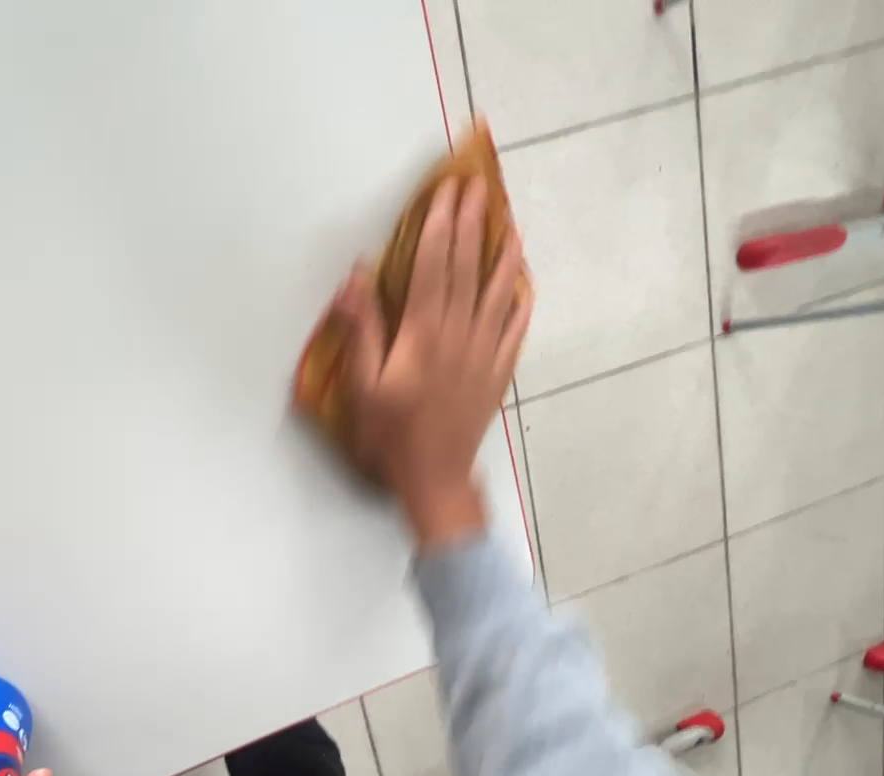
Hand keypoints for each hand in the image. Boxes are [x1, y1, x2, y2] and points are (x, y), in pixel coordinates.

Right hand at [327, 176, 531, 548]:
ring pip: (496, 293)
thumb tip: (360, 275)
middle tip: (478, 188)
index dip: (438, 225)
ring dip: (502, 255)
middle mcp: (458, 334)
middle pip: (466, 269)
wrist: (434, 478)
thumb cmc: (390, 435)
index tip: (446, 192)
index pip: (432, 266)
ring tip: (509, 223)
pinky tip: (523, 283)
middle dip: (471, 225)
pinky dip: (519, 301)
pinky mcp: (497, 373)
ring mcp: (484, 353)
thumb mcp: (362, 385)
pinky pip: (514, 329)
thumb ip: (364, 328)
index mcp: (422, 334)